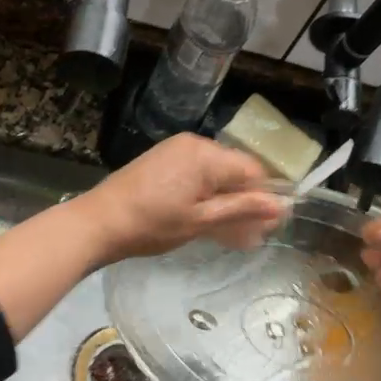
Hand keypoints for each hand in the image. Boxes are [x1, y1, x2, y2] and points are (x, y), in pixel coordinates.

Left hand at [73, 134, 286, 261]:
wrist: (98, 223)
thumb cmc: (152, 224)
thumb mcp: (201, 220)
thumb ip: (242, 209)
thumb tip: (282, 206)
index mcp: (206, 154)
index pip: (253, 170)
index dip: (264, 197)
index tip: (267, 226)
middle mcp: (194, 144)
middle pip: (234, 170)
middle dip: (245, 201)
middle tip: (250, 237)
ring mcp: (176, 151)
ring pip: (216, 174)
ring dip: (226, 201)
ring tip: (230, 235)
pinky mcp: (163, 161)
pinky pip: (197, 174)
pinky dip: (206, 195)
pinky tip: (206, 220)